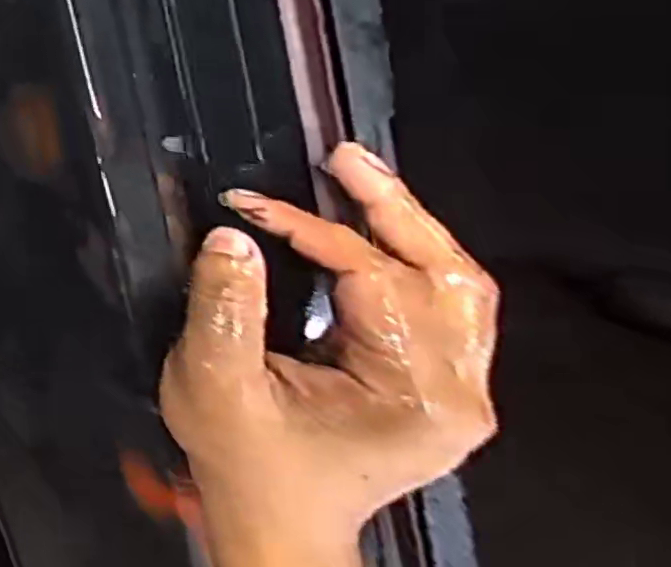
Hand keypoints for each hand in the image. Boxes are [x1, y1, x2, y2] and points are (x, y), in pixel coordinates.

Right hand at [160, 142, 499, 566]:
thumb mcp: (214, 378)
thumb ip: (224, 305)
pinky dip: (402, 254)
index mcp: (411, 391)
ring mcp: (452, 388)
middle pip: (448, 276)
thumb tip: (232, 234)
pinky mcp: (432, 382)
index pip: (375, 279)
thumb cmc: (243, 454)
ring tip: (356, 177)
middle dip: (394, 208)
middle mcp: (455, 389)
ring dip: (407, 225)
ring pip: (456, 286)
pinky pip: (436, 303)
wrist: (275, 514)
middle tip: (344, 155)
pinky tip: (366, 226)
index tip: (246, 204)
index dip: (310, 229)